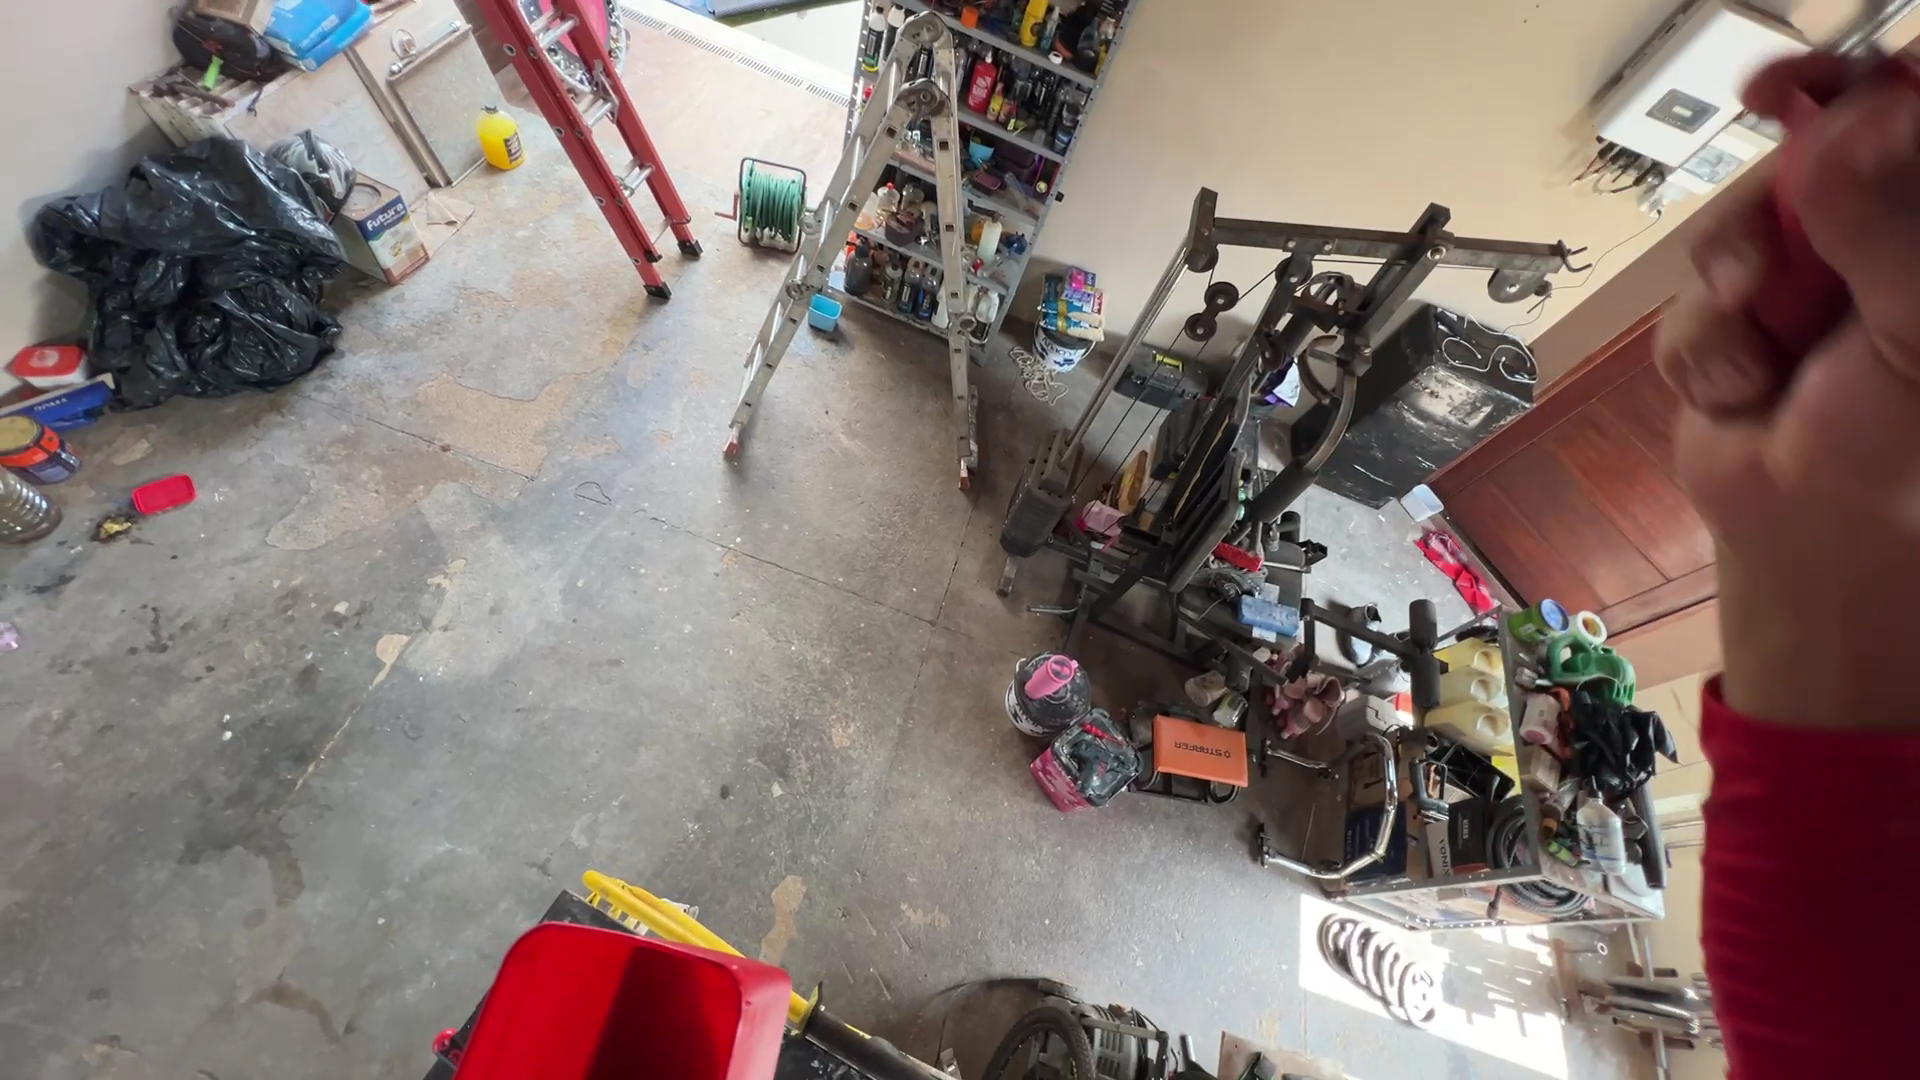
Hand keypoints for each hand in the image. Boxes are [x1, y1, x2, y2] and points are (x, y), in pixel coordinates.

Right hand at [1654, 49, 1919, 729]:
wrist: (1800, 521)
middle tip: (1754, 182)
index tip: (1805, 84)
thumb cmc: (1894, 439)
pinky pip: (1686, 309)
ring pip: (1728, 241)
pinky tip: (1732, 387)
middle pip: (1808, 166)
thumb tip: (1841, 127)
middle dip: (1767, 201)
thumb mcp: (1914, 329)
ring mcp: (1801, 284)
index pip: (1911, 122)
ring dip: (1724, 304)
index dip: (1867, 88)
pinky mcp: (1729, 324)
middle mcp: (1879, 242)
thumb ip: (1888, 228)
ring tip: (1754, 363)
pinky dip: (1696, 350)